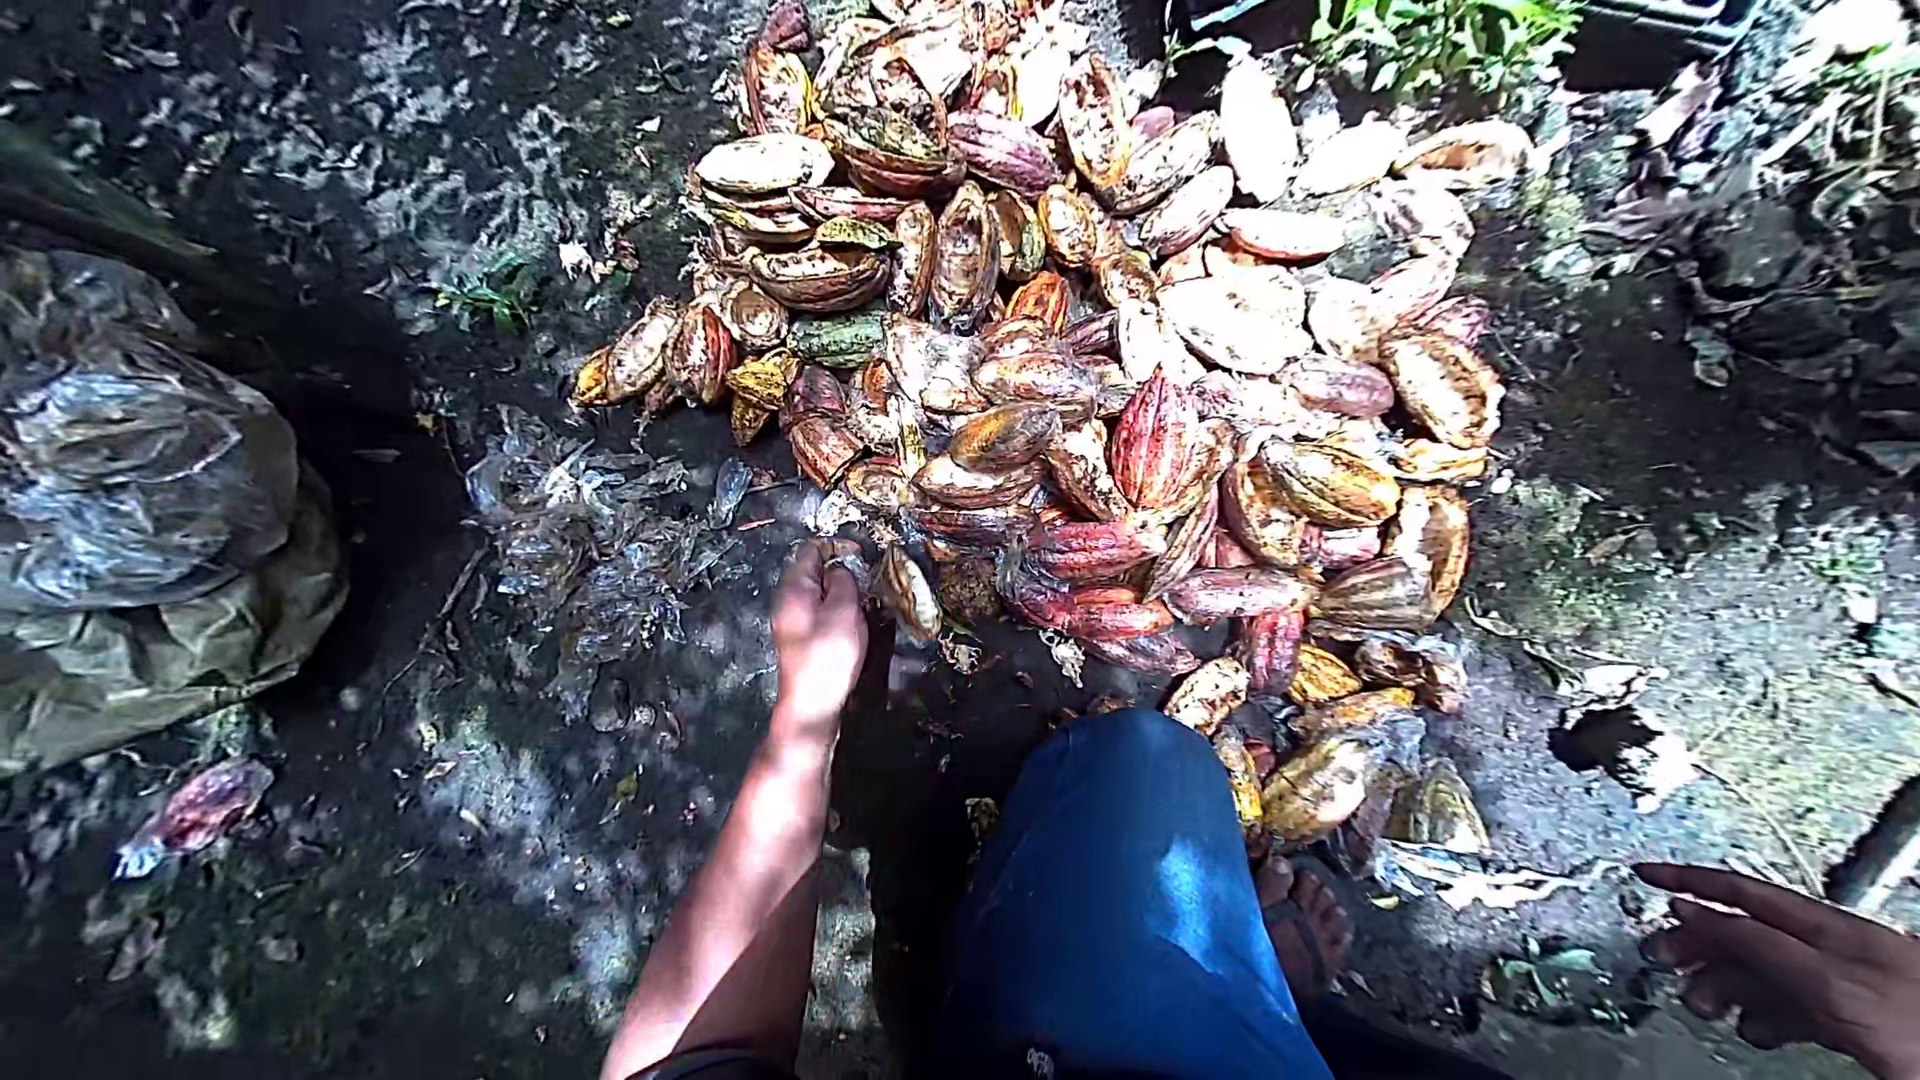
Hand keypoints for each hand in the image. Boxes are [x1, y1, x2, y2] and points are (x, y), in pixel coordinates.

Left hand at [769, 541, 866, 744]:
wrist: (812, 703)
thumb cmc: (829, 654)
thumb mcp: (844, 610)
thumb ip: (843, 581)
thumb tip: (840, 568)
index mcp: (793, 588)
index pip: (811, 550)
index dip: (837, 547)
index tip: (860, 557)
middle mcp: (786, 599)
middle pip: (813, 570)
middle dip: (840, 570)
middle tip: (864, 582)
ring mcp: (791, 618)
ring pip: (818, 591)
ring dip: (840, 592)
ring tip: (860, 602)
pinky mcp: (799, 635)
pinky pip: (818, 610)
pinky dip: (834, 608)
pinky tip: (849, 622)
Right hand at [1637, 862, 1919, 1078]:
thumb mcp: (1824, 981)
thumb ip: (1752, 939)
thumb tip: (1687, 908)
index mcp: (1832, 930)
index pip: (1739, 889)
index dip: (1685, 878)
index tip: (1643, 872)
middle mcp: (1838, 952)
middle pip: (1743, 934)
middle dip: (1696, 946)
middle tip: (1660, 956)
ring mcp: (1851, 989)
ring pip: (1762, 974)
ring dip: (1721, 986)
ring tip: (1700, 1003)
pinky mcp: (1860, 1024)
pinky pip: (1791, 1007)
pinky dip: (1760, 1014)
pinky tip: (1751, 1027)